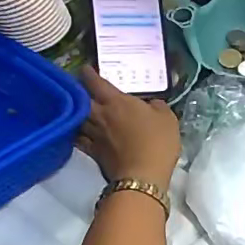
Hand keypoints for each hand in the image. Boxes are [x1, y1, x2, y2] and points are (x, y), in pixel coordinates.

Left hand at [75, 67, 178, 192]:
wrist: (142, 176)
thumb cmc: (157, 142)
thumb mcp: (167, 118)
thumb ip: (157, 106)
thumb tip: (151, 103)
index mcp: (117, 102)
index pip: (96, 82)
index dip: (89, 73)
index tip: (85, 68)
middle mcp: (100, 115)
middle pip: (81, 99)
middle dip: (78, 91)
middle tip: (80, 88)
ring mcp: (94, 135)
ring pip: (78, 119)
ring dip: (77, 112)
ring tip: (79, 108)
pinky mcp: (93, 152)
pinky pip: (80, 139)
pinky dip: (77, 133)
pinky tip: (79, 132)